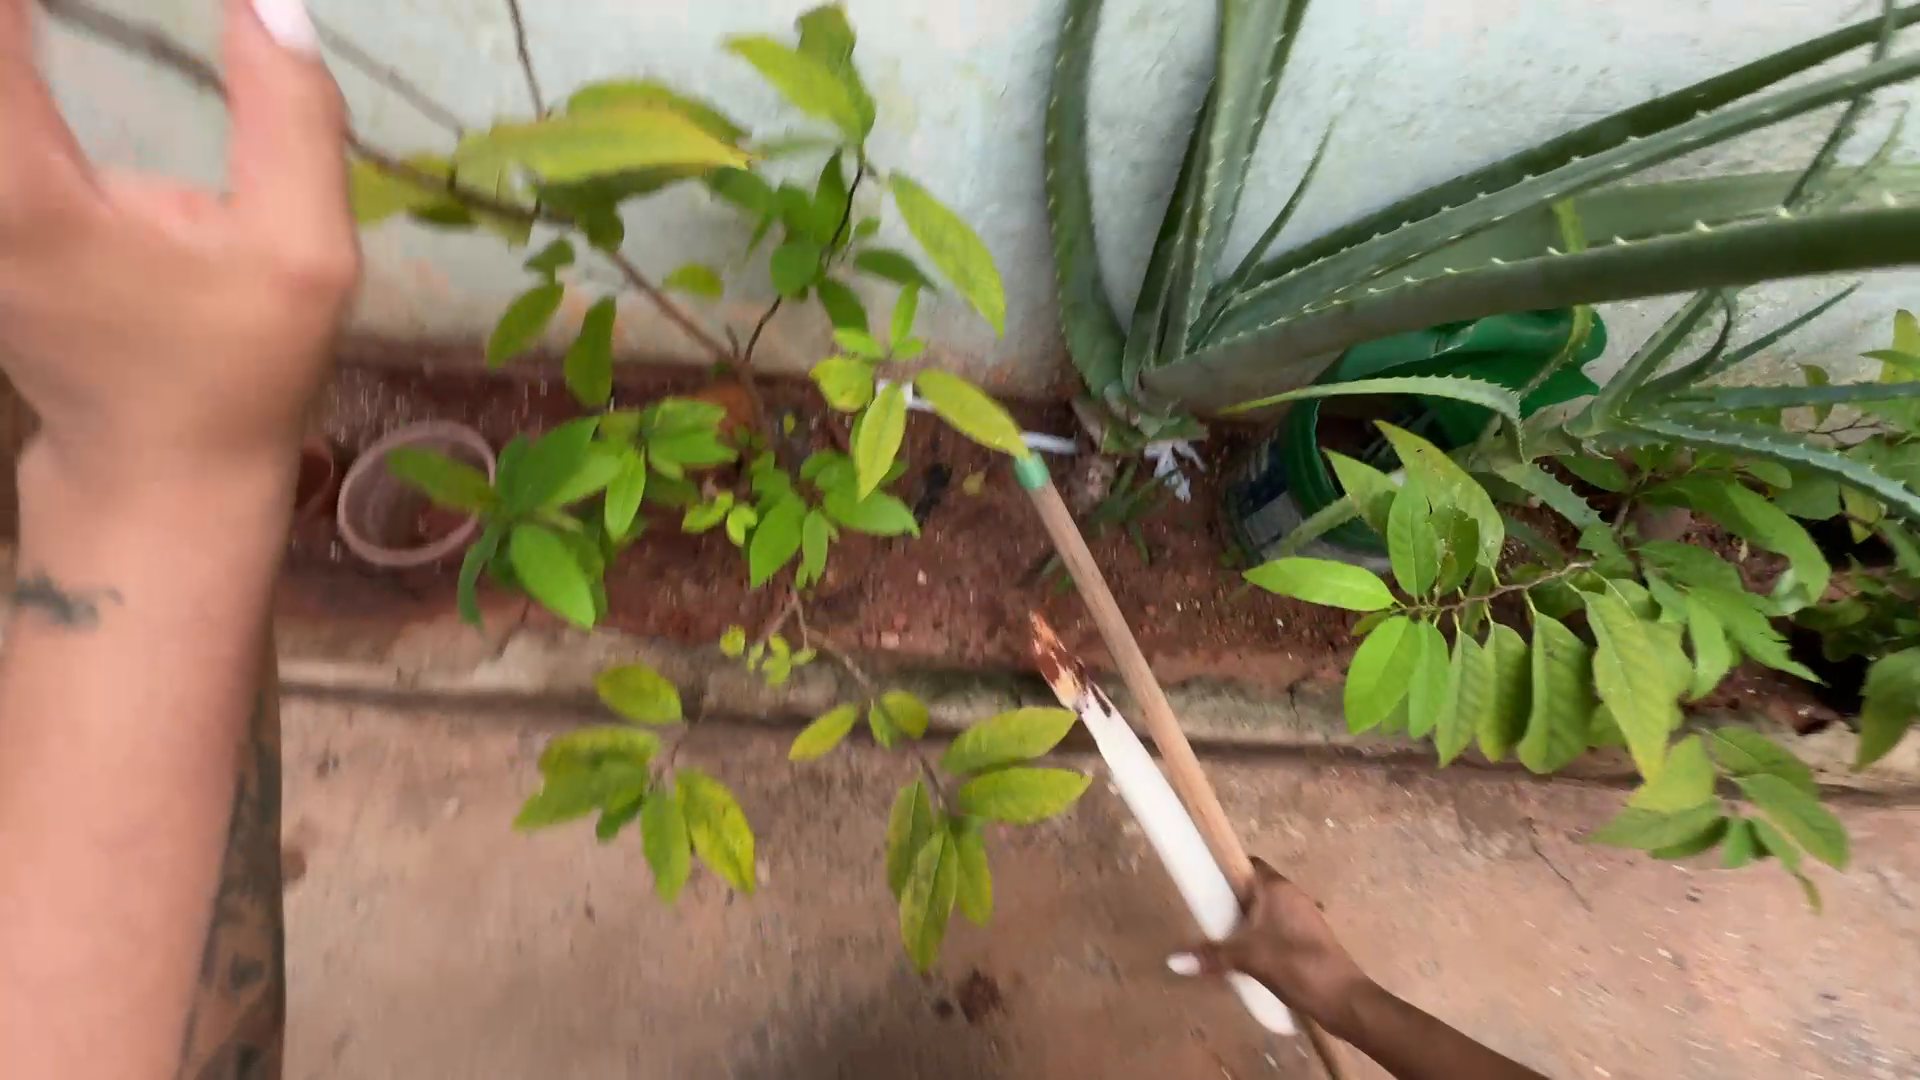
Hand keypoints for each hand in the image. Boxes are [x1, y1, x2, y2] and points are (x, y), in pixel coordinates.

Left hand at [0, 0, 357, 491]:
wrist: (165, 454)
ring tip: (84, 31)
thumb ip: (293, 129)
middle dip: (23, 19)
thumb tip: (273, 6)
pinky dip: (15, 61)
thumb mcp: (306, 259)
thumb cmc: (243, 365)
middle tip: (93, 16)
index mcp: (10, 179)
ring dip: (20, 43)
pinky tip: (38, 47)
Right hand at [1171, 858, 1371, 1034]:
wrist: (1347, 1002)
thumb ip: (1211, 956)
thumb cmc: (1297, 965)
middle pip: (1256, 886)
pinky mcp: (1312, 939)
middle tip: (1210, 913)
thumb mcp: (1249, 958)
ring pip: (1270, 908)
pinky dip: (1266, 934)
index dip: (1227, 868)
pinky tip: (1253, 955)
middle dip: (1235, 897)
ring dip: (1251, 919)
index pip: (1248, 862)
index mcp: (1277, 887)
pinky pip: (1281, 926)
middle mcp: (1293, 894)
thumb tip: (1173, 960)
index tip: (1207, 880)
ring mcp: (1306, 917)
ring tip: (1227, 935)